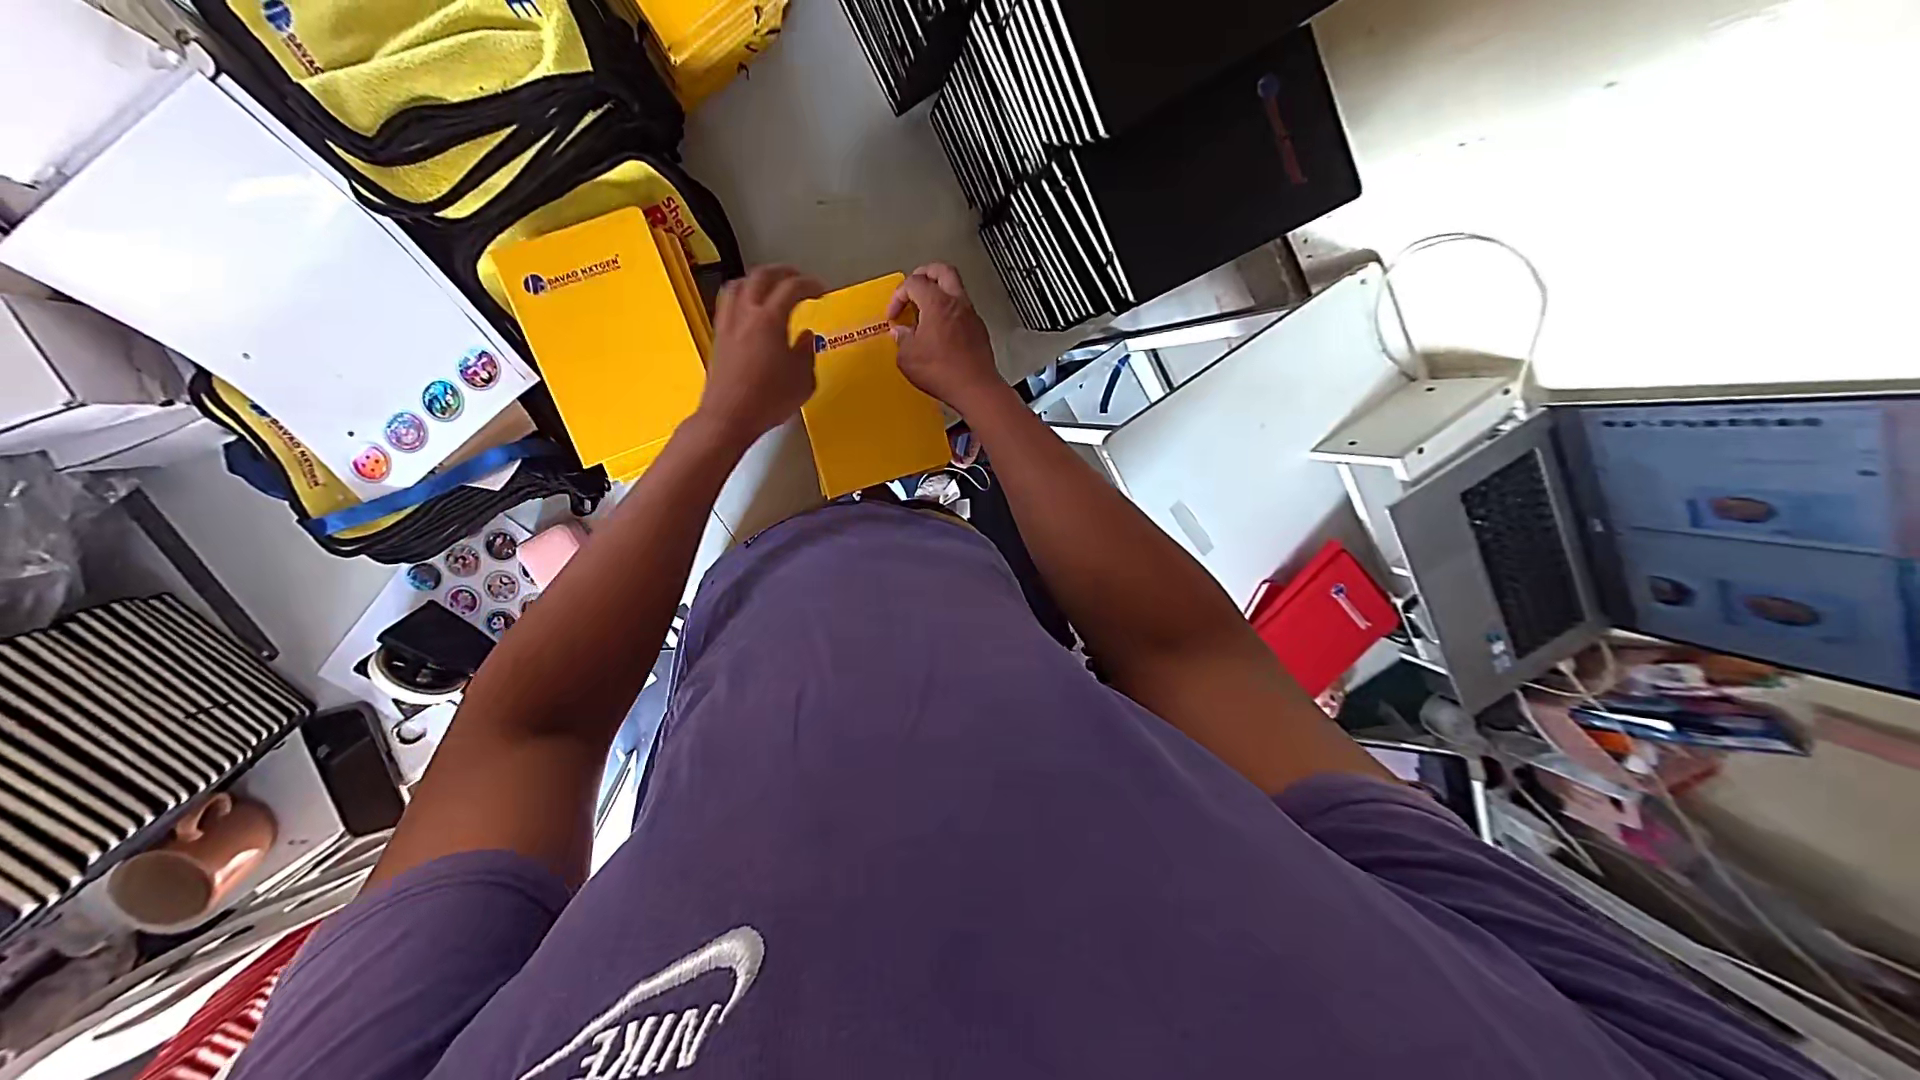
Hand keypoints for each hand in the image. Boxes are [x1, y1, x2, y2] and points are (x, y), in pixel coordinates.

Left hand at [696, 265, 824, 445]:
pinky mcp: (718, 337)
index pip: (792, 288)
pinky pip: (728, 303)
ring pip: (739, 284)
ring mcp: (728, 323)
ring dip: (758, 280)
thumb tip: (807, 337)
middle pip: (762, 276)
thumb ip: (807, 352)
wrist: (729, 417)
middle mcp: (746, 314)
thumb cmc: (769, 400)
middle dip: (783, 272)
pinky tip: (750, 309)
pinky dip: (743, 296)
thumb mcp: (803, 380)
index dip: (810, 284)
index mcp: (770, 320)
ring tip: (771, 287)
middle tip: (799, 279)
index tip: (821, 290)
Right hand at [887, 264, 1007, 414]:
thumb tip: (901, 333)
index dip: (898, 295)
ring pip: (955, 289)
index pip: (914, 282)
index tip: (894, 313)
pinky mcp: (979, 330)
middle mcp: (957, 303)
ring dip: (939, 293)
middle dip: (924, 274)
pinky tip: (940, 329)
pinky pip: (963, 310)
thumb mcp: (908, 358)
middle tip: (913, 286)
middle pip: (942, 271)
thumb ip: (901, 339)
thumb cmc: (944, 372)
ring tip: (925, 310)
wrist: (975, 388)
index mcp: (937, 303)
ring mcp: (971, 315)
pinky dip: (950, 312)